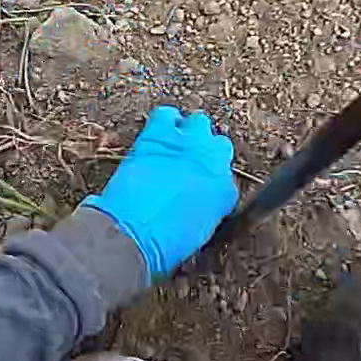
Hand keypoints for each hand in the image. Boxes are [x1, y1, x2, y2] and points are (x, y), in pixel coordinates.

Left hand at [85, 106, 237, 276]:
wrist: (134, 233)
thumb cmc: (162, 244)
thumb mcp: (195, 234)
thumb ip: (201, 213)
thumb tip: (192, 208)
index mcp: (224, 193)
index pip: (226, 177)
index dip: (210, 178)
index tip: (197, 183)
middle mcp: (213, 164)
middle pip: (218, 145)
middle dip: (205, 151)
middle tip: (186, 162)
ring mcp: (187, 146)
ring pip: (198, 123)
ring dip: (188, 132)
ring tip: (174, 142)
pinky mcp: (157, 136)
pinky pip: (166, 115)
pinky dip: (164, 121)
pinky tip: (157, 130)